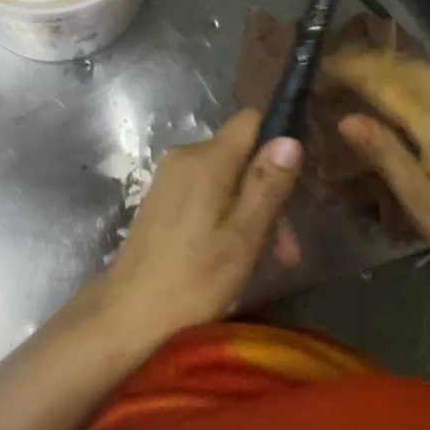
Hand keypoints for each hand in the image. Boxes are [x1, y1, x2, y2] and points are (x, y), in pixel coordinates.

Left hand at [88, 110, 300, 344]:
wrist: (130, 310)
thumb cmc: (194, 278)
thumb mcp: (242, 236)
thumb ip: (266, 184)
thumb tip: (289, 137)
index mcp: (206, 159)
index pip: (250, 120)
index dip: (279, 137)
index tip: (300, 174)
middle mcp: (185, 154)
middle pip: (241, 153)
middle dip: (269, 191)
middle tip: (288, 247)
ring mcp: (170, 175)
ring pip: (225, 175)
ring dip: (251, 209)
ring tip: (267, 258)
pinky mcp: (162, 196)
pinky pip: (205, 188)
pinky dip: (227, 212)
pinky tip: (234, 251)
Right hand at [328, 52, 429, 294]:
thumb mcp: (420, 201)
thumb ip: (384, 154)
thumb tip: (345, 119)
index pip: (386, 84)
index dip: (350, 71)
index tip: (321, 70)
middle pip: (407, 67)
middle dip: (367, 60)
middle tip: (335, 66)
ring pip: (428, 66)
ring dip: (392, 61)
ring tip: (362, 66)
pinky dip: (417, 68)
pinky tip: (406, 77)